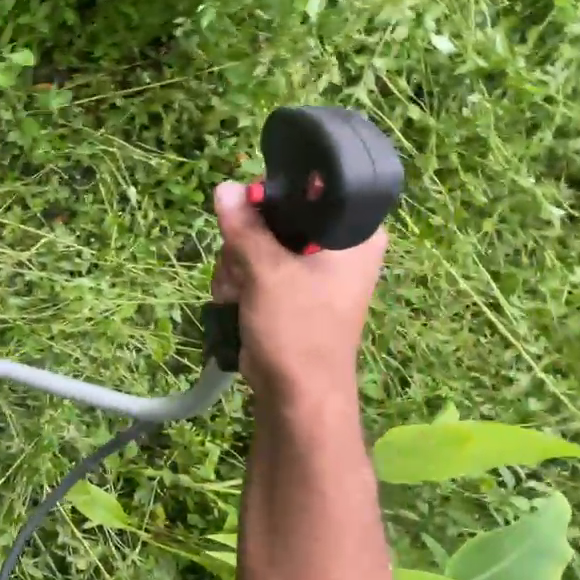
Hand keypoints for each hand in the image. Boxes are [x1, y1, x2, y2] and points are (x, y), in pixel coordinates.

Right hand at [210, 181, 385, 404]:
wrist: (297, 391)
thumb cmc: (296, 329)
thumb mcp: (267, 272)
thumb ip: (246, 228)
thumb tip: (225, 188)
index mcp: (354, 234)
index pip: (311, 192)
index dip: (272, 200)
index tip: (247, 222)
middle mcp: (339, 247)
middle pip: (276, 220)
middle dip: (245, 244)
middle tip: (242, 270)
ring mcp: (314, 271)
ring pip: (258, 245)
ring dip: (236, 267)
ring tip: (238, 294)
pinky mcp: (292, 291)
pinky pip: (256, 269)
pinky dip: (240, 282)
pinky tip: (236, 300)